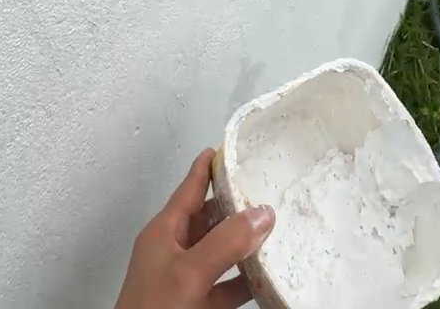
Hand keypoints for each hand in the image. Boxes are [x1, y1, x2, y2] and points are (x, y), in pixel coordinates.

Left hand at [113, 148, 275, 308]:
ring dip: (244, 244)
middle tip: (267, 189)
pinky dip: (243, 280)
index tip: (233, 146)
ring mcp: (182, 280)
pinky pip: (223, 286)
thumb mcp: (190, 273)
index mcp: (164, 231)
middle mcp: (173, 250)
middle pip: (208, 218)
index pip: (191, 186)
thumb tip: (264, 212)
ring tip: (275, 230)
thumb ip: (226, 242)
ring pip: (219, 252)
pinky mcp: (193, 306)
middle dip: (236, 205)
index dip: (211, 165)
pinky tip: (265, 278)